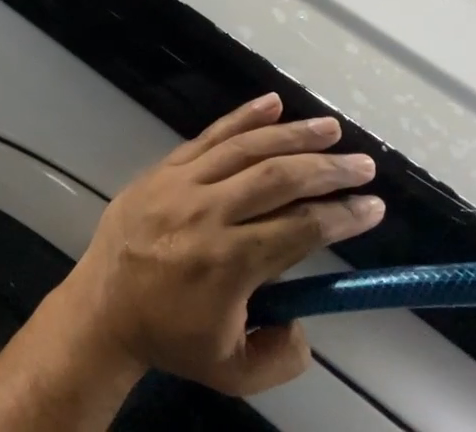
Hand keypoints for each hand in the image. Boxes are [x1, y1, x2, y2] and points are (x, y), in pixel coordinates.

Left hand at [57, 93, 383, 395]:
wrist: (101, 308)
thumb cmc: (169, 338)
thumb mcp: (235, 371)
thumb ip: (284, 356)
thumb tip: (305, 320)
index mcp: (229, 262)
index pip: (300, 227)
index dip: (342, 215)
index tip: (373, 206)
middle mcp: (207, 213)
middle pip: (278, 178)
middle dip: (327, 169)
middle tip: (364, 166)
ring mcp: (181, 185)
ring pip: (244, 149)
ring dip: (292, 135)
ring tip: (330, 128)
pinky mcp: (162, 170)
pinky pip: (206, 137)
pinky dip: (240, 118)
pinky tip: (270, 104)